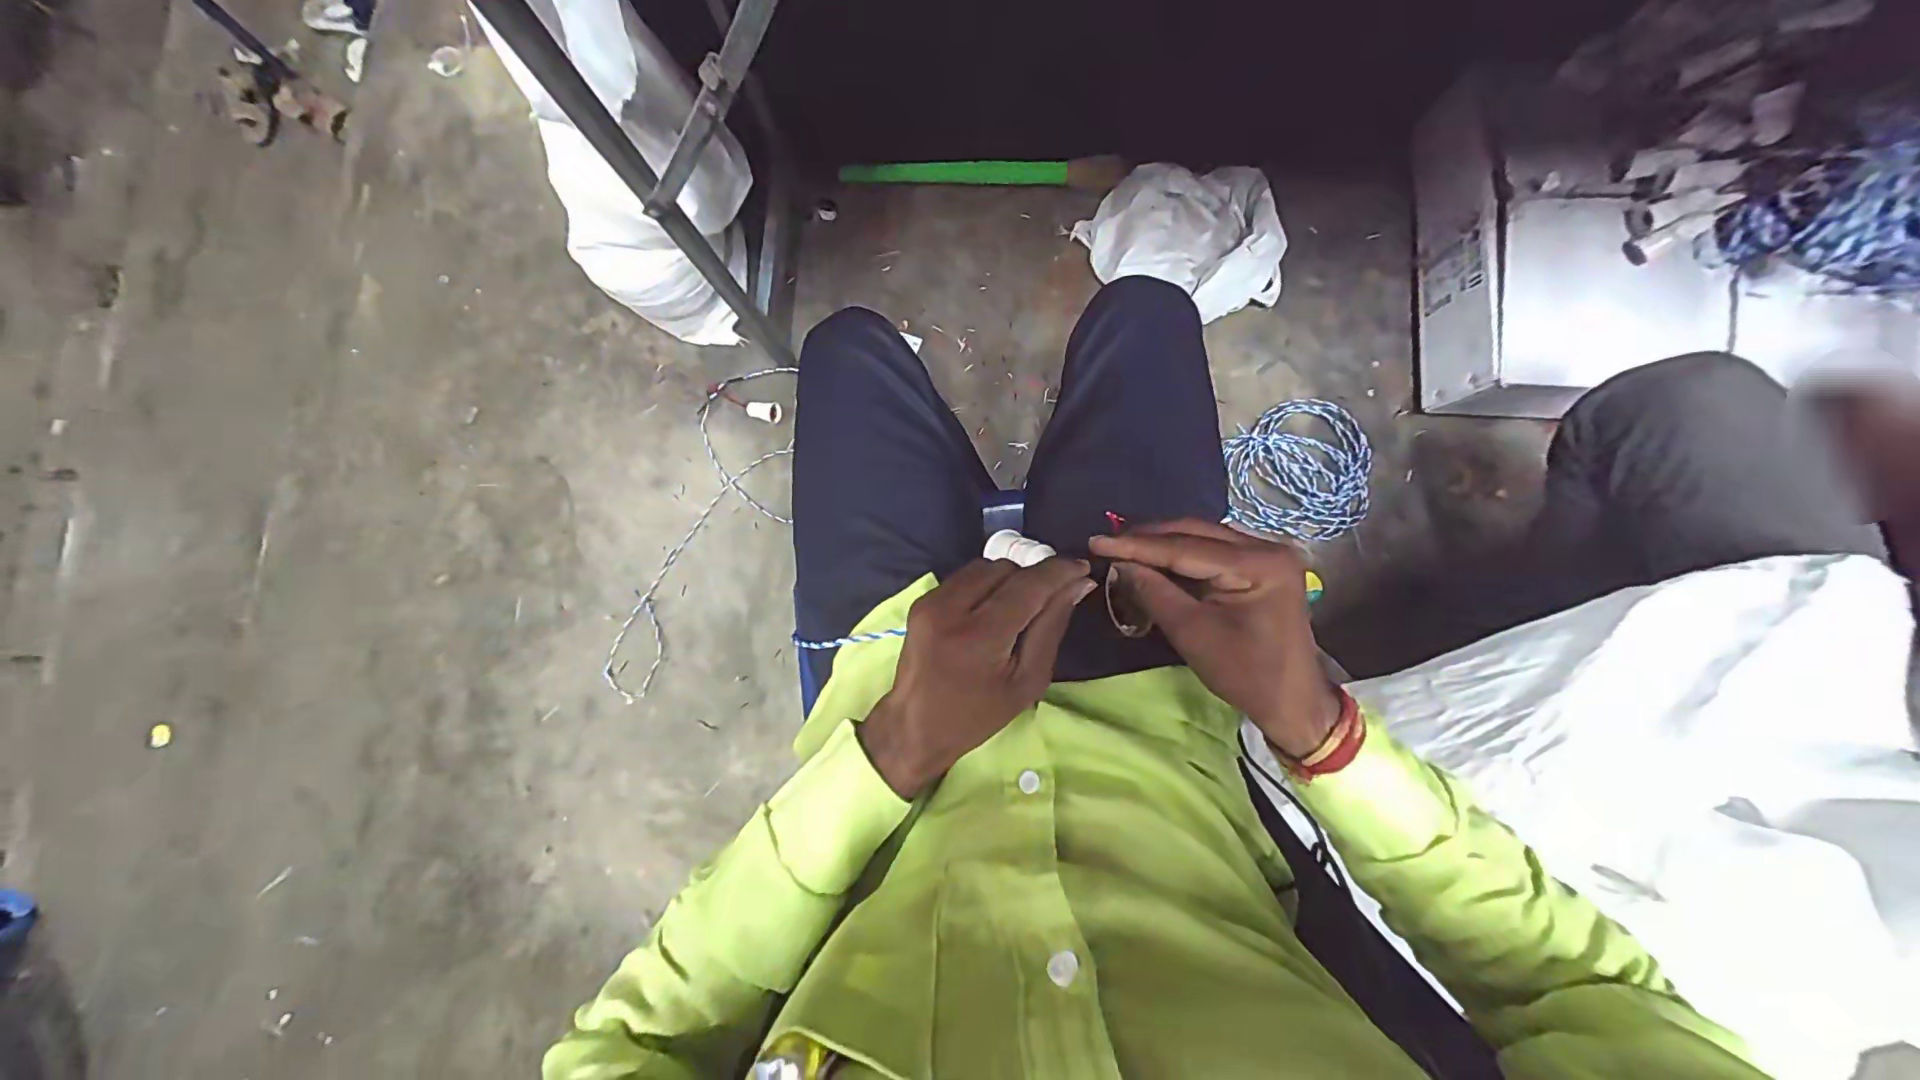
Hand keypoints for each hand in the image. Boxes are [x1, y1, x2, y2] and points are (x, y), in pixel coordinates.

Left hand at [859, 557, 1097, 797]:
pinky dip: (985, 585)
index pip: (1028, 584)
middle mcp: (950, 608)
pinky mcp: (922, 601)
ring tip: (1017, 609)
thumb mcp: (1028, 680)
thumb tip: (1077, 585)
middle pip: (1006, 568)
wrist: (914, 727)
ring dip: (1009, 579)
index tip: (1082, 568)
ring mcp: (931, 601)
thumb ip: (1052, 626)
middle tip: (1048, 601)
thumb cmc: (977, 715)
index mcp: (979, 635)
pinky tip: (989, 611)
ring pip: (985, 567)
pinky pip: (964, 577)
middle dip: (1032, 579)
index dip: (1059, 571)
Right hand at [1089, 519, 1339, 757]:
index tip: (1097, 542)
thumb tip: (1119, 564)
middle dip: (1149, 538)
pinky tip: (1153, 558)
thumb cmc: (1246, 674)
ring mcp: (1267, 554)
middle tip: (1106, 543)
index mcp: (1259, 564)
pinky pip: (1212, 550)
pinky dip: (1180, 555)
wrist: (1293, 702)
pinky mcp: (1261, 565)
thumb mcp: (1192, 633)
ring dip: (1162, 544)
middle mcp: (1268, 547)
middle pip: (1195, 533)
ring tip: (1122, 549)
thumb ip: (1154, 592)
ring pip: (1202, 537)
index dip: (1137, 545)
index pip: (1186, 548)